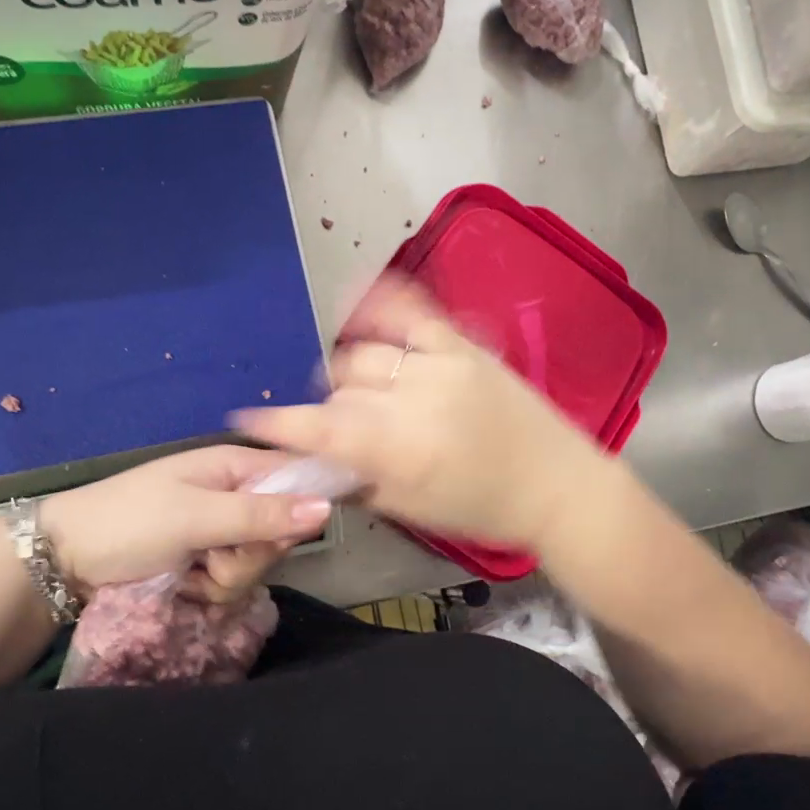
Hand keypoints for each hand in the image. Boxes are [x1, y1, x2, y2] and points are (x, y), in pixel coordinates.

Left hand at [38, 446, 331, 601]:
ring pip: (257, 564)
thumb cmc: (128, 523)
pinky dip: (210, 591)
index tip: (278, 537)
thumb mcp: (196, 517)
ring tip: (188, 572)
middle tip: (213, 556)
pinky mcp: (205, 564)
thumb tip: (327, 509)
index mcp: (234, 467)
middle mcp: (233, 497)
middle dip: (249, 555)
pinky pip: (233, 583)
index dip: (299, 511)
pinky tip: (183, 586)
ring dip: (226, 578)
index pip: (297, 481)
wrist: (63, 562)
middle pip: (280, 532)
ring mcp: (219, 533)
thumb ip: (261, 515)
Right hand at [233, 276, 607, 550]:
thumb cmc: (482, 510)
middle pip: (340, 389)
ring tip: (355, 389)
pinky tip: (355, 298)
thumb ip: (356, 482)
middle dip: (326, 408)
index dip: (279, 424)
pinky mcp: (464, 346)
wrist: (557, 486)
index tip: (251, 422)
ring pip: (365, 354)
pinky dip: (379, 302)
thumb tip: (314, 463)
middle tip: (333, 426)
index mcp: (398, 449)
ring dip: (348, 372)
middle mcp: (412, 398)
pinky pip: (412, 312)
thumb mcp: (410, 510)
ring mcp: (439, 365)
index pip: (320, 428)